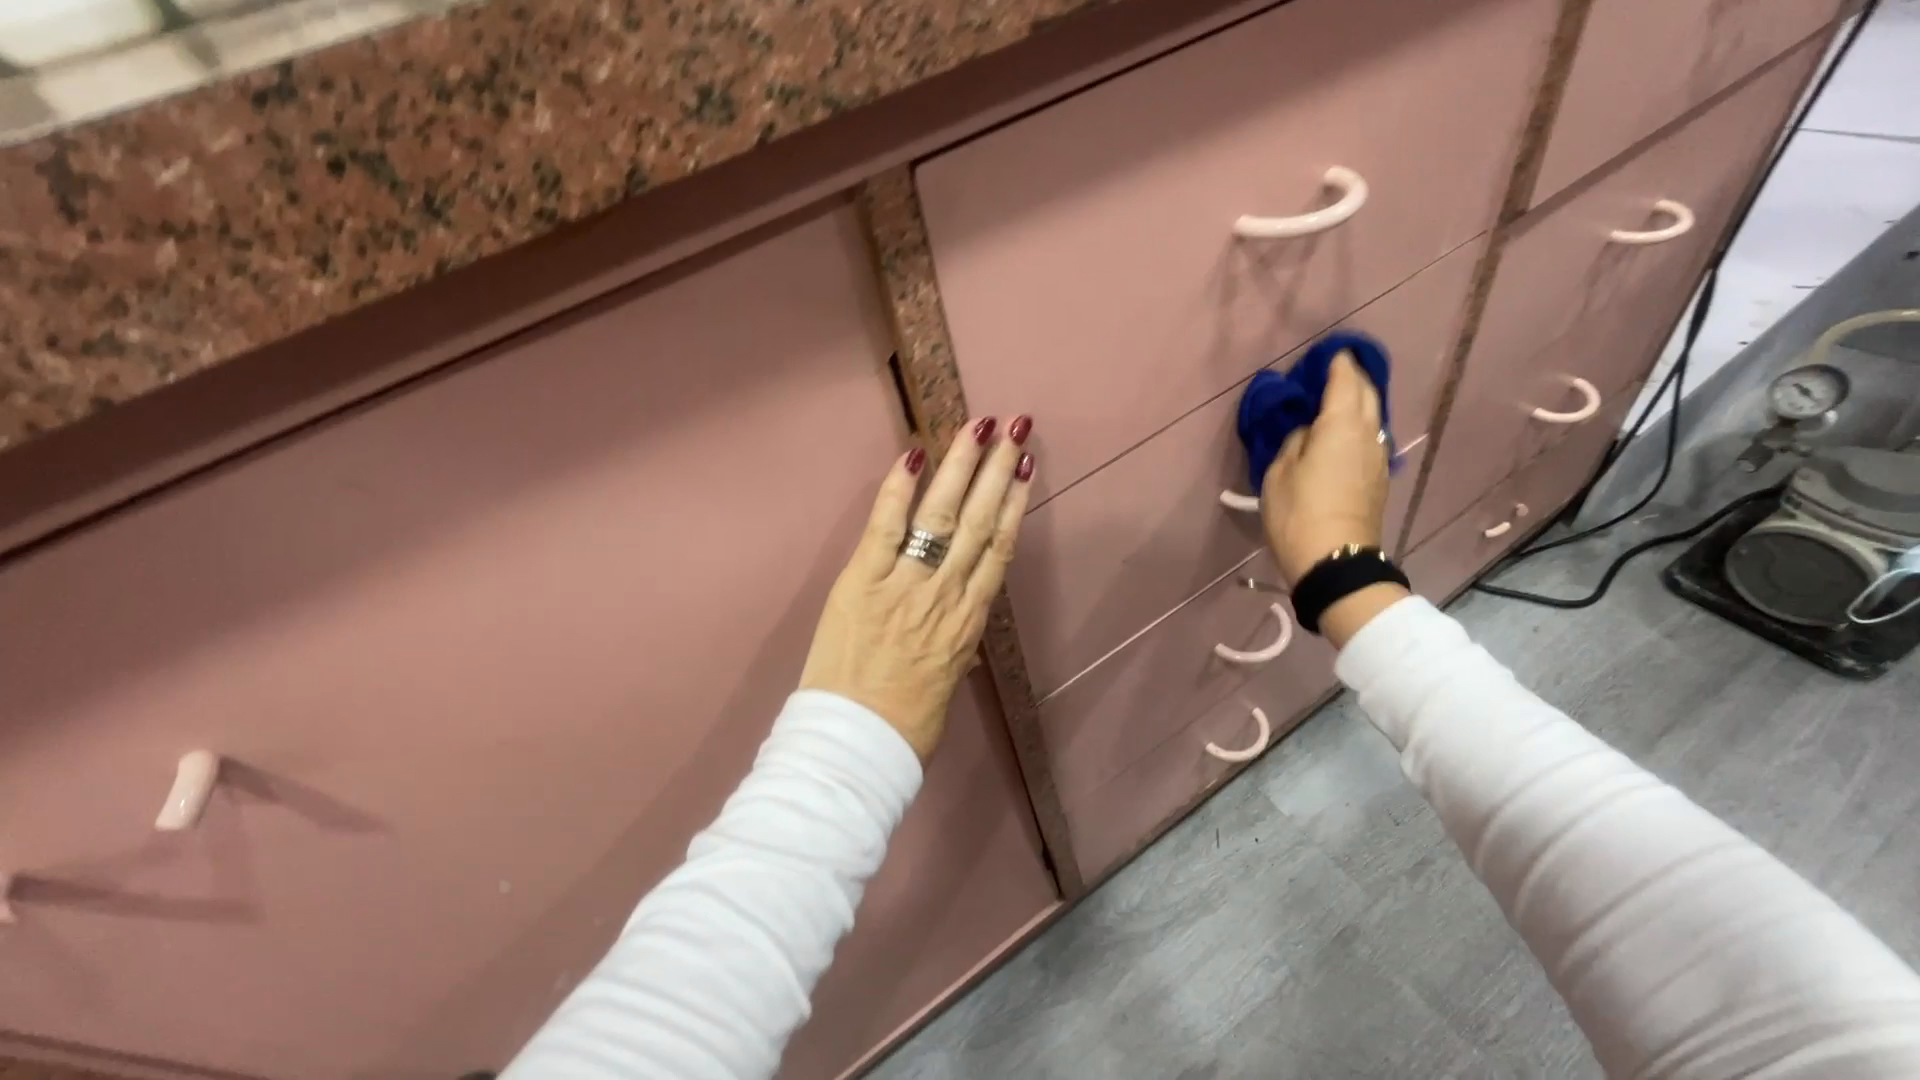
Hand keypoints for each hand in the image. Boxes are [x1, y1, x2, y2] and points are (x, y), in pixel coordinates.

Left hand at [800, 416, 1035, 761]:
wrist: (855, 746)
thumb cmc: (906, 726)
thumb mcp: (947, 685)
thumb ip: (956, 649)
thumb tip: (963, 634)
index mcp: (969, 622)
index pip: (1000, 550)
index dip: (1016, 505)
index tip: (1025, 469)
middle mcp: (946, 594)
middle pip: (981, 522)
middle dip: (998, 471)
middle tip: (1014, 428)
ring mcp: (905, 585)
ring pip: (943, 515)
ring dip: (962, 466)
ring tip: (979, 426)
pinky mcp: (861, 583)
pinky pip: (885, 527)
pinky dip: (898, 488)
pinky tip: (913, 453)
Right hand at [1260, 351, 1391, 586]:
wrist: (1335, 560)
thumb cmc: (1299, 513)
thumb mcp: (1278, 473)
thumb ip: (1293, 442)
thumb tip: (1307, 433)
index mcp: (1341, 424)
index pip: (1344, 379)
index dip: (1336, 363)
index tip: (1326, 353)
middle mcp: (1367, 433)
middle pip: (1366, 393)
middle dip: (1351, 378)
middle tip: (1331, 371)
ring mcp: (1378, 457)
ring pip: (1372, 416)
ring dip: (1356, 403)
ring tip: (1334, 401)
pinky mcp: (1378, 478)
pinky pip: (1370, 438)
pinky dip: (1357, 427)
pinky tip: (1341, 435)